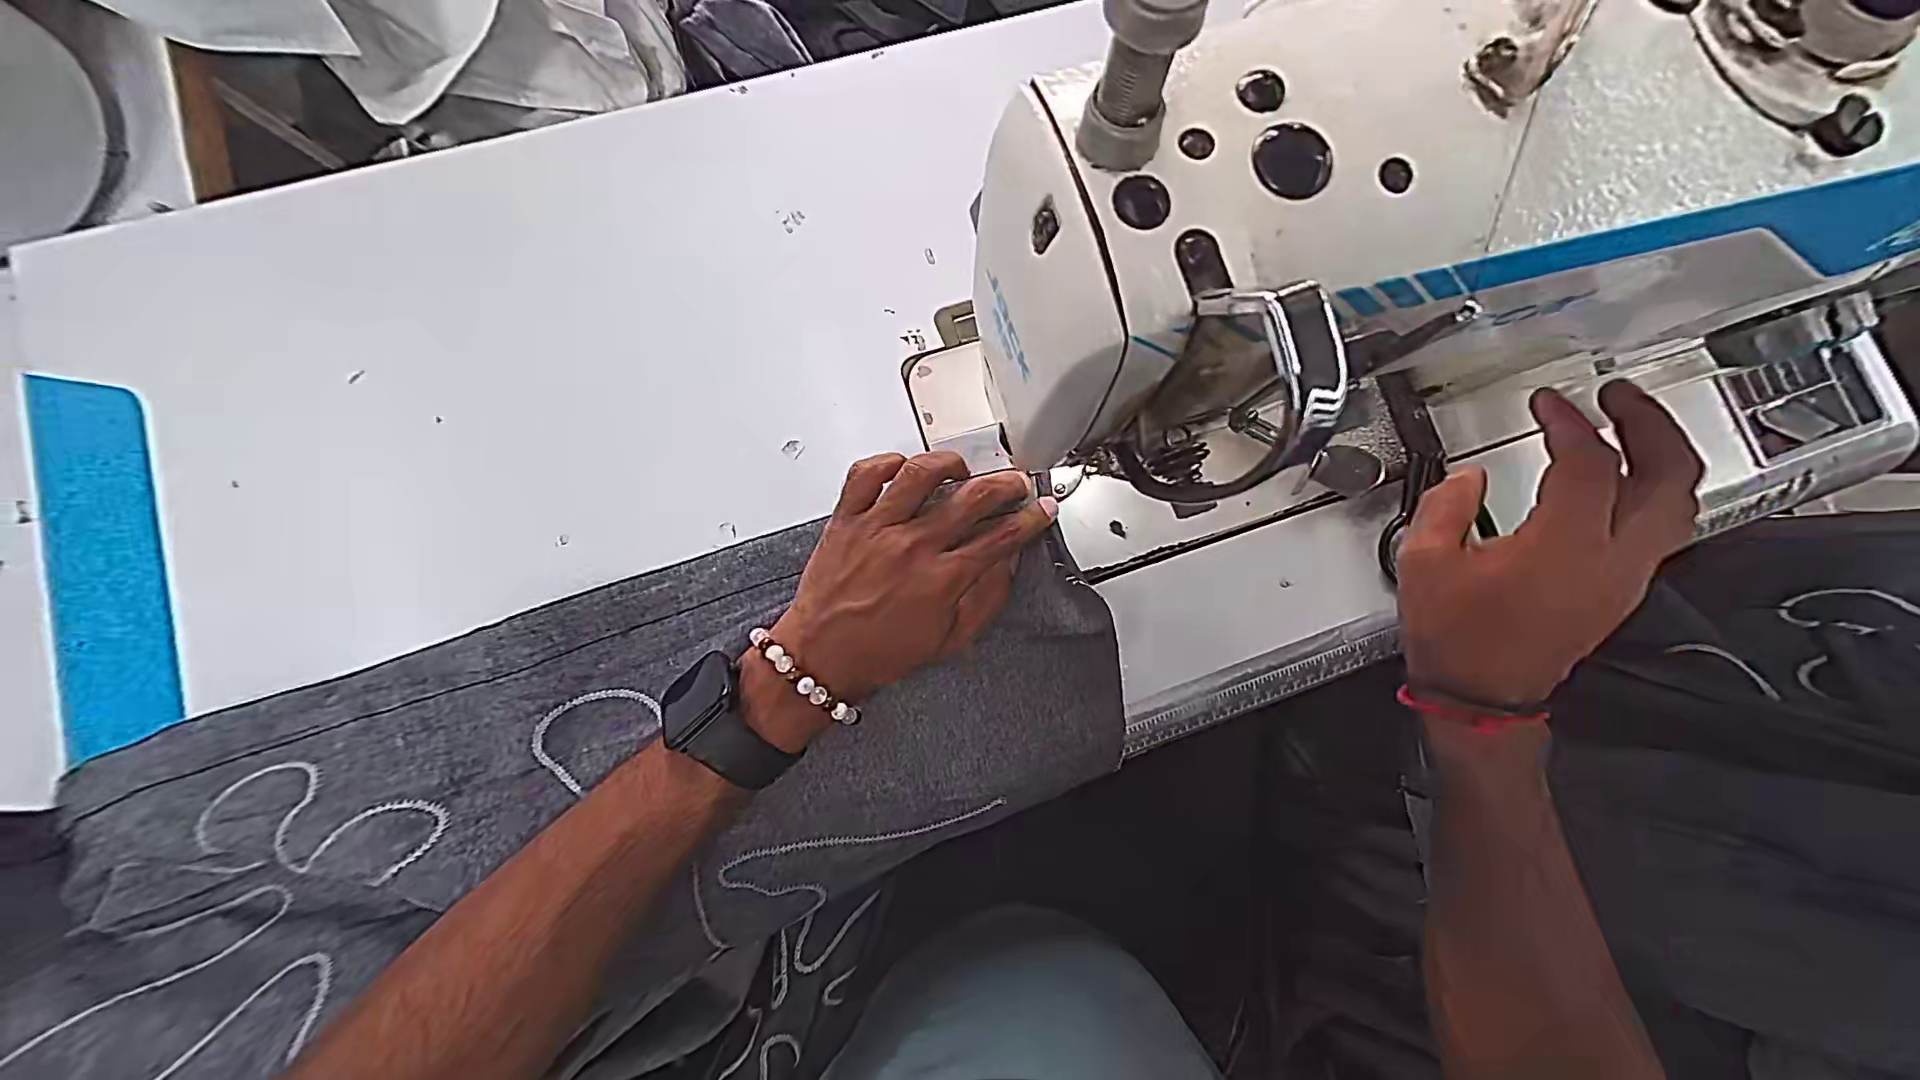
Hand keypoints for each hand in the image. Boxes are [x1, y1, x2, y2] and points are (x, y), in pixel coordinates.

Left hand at [770, 451, 1059, 703]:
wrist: (823, 658)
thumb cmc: (879, 653)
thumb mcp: (950, 640)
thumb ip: (986, 600)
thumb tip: (1008, 565)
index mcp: (942, 579)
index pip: (1001, 537)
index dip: (1030, 519)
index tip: (1039, 510)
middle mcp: (912, 547)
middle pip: (972, 497)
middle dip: (1006, 484)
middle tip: (1015, 483)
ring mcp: (877, 529)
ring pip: (921, 474)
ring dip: (951, 463)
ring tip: (961, 469)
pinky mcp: (846, 521)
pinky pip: (865, 474)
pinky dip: (886, 462)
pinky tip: (902, 467)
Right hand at [1396, 382, 1702, 706]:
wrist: (1480, 690)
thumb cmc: (1454, 635)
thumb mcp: (1423, 562)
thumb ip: (1445, 507)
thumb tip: (1468, 479)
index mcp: (1561, 546)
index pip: (1589, 463)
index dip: (1570, 423)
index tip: (1549, 404)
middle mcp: (1610, 559)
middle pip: (1669, 473)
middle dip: (1648, 423)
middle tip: (1617, 398)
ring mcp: (1625, 577)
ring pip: (1679, 501)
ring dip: (1663, 456)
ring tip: (1633, 431)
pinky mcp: (1621, 590)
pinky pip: (1662, 528)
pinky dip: (1652, 491)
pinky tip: (1623, 484)